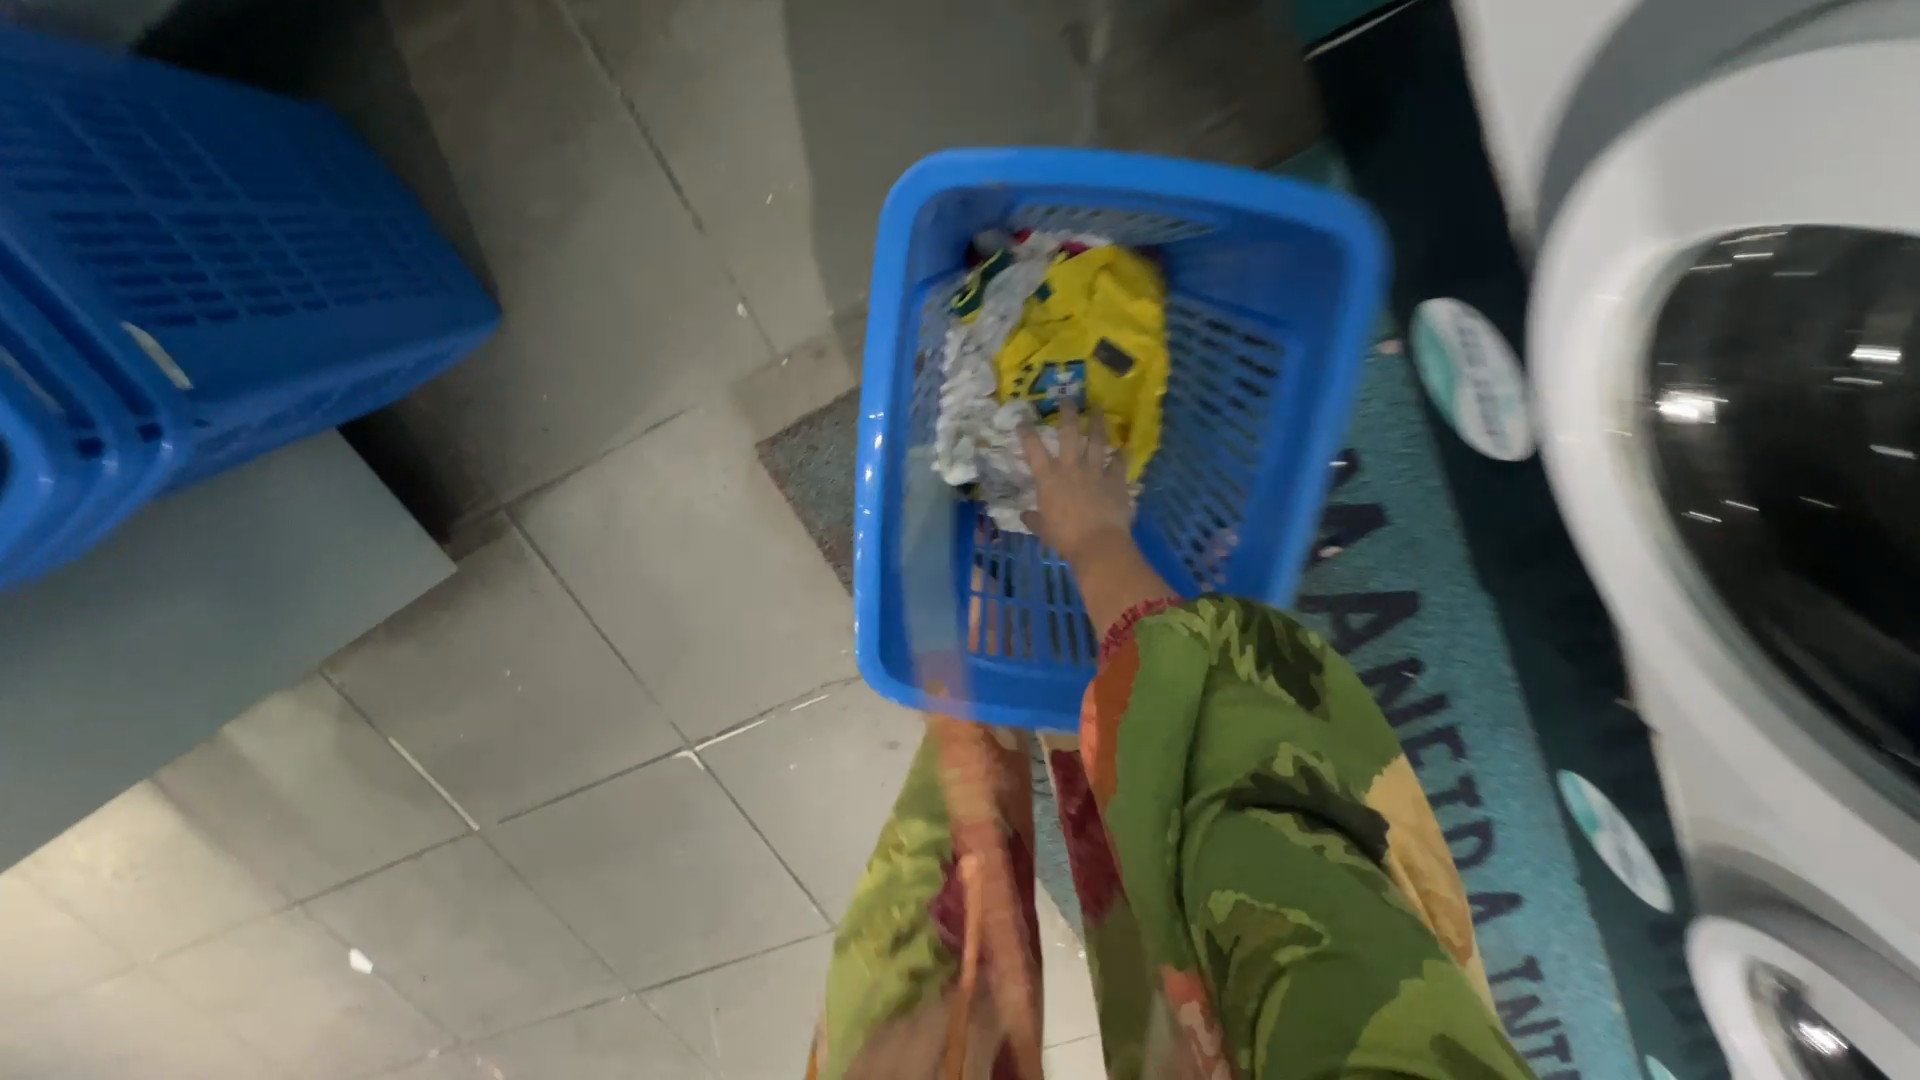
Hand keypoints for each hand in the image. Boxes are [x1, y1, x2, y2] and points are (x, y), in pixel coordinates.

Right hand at [1017, 402, 1133, 564]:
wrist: (1098, 544)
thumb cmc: (1065, 538)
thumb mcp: (1043, 529)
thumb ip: (1034, 520)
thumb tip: (1024, 516)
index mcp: (1049, 479)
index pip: (1033, 449)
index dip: (1027, 432)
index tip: (1023, 419)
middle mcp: (1071, 468)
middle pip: (1069, 433)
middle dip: (1067, 413)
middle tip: (1068, 399)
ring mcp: (1096, 471)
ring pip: (1096, 440)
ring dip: (1097, 422)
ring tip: (1098, 408)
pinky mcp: (1116, 480)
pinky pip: (1119, 462)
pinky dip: (1122, 453)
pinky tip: (1125, 445)